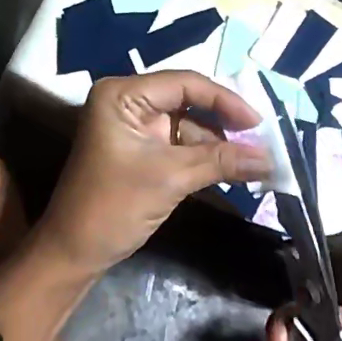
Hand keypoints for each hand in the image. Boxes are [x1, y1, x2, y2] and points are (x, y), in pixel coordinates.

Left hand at [35, 71, 272, 277]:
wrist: (71, 256)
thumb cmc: (112, 207)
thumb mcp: (171, 179)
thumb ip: (221, 161)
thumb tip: (270, 159)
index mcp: (123, 94)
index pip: (185, 84)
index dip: (225, 101)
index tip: (257, 122)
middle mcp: (128, 100)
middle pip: (189, 100)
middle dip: (224, 121)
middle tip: (259, 138)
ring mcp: (135, 124)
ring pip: (189, 122)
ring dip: (218, 141)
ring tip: (253, 157)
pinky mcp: (142, 147)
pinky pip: (181, 141)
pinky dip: (205, 154)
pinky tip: (233, 165)